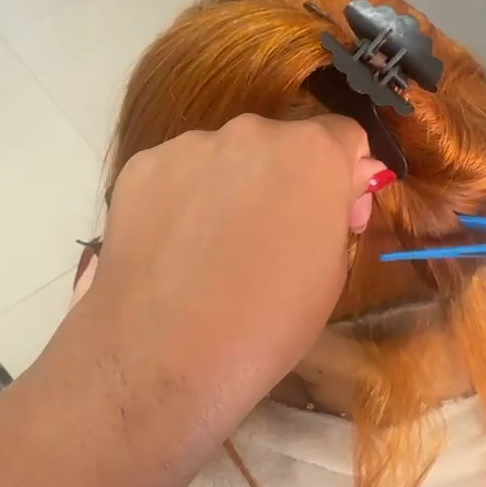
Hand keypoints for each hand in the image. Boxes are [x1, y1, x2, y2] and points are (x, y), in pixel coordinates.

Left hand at [40, 114, 386, 431]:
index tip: (333, 218)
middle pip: (280, 144)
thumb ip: (339, 207)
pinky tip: (174, 248)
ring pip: (224, 157)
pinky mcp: (141, 166)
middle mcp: (251, 130)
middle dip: (283, 180)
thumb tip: (343, 182)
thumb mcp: (332, 271)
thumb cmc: (268, 323)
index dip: (345, 177)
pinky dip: (182, 200)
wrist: (163, 356)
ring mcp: (188, 145)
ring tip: (212, 249)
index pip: (344, 137)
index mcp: (311, 151)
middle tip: (269, 239)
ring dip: (231, 186)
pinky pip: (176, 173)